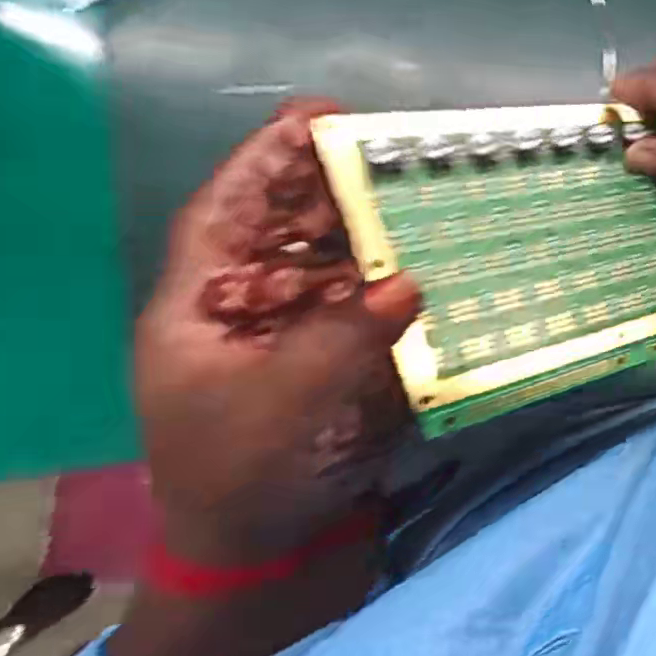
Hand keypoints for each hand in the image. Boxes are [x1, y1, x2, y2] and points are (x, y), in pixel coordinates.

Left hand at [132, 99, 422, 564]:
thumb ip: (339, 340)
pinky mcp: (354, 350)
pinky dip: (414, 281)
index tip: (318, 114)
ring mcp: (312, 324)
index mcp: (208, 302)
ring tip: (431, 190)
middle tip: (397, 145)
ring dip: (386, 228)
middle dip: (339, 182)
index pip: (231, 211)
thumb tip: (410, 281)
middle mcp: (261, 300)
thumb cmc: (239, 473)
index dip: (269, 158)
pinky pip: (384, 302)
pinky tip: (447, 259)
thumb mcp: (276, 406)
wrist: (270, 542)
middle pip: (298, 223)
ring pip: (347, 259)